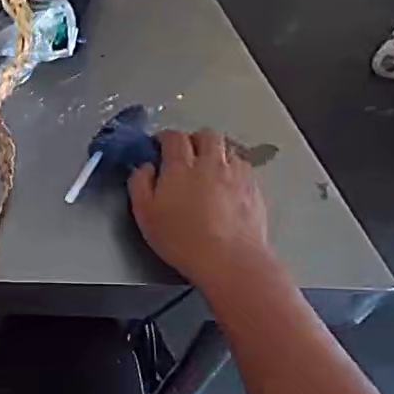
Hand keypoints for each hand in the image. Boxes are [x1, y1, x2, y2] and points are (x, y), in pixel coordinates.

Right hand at [128, 128, 278, 289]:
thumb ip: (139, 184)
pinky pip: (243, 165)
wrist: (228, 259)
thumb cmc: (182, 239)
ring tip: (207, 166)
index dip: (164, 137)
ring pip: (228, 147)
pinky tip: (225, 182)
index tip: (159, 145)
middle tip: (185, 151)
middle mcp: (210, 164)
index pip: (174, 137)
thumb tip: (144, 168)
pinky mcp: (253, 188)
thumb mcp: (144, 214)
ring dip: (215, 151)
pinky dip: (232, 167)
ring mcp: (236, 174)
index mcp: (180, 167)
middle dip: (194, 138)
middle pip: (206, 134)